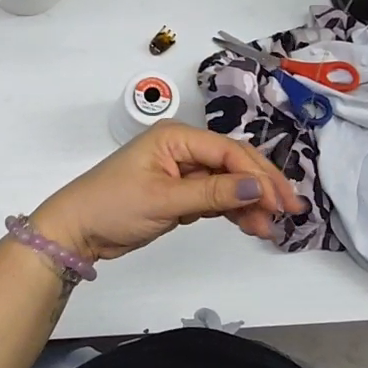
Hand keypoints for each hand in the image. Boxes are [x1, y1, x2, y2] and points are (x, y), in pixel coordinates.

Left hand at [30, 120, 304, 261]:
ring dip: (249, 203)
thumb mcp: (164, 200)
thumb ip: (213, 194)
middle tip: (290, 212)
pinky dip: (232, 211)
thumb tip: (258, 188)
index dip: (258, 176)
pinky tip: (251, 225)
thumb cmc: (112, 206)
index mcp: (176, 137)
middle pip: (233, 163)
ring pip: (228, 183)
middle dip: (262, 187)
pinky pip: (215, 197)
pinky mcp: (179, 193)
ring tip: (270, 229)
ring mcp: (181, 171)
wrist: (77, 230)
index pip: (229, 151)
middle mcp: (182, 148)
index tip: (281, 202)